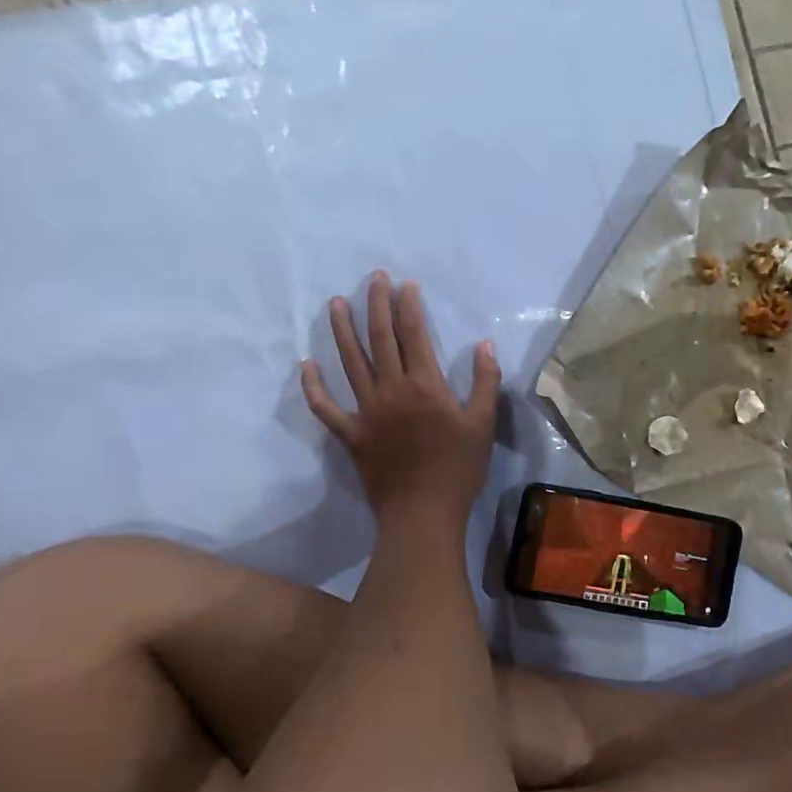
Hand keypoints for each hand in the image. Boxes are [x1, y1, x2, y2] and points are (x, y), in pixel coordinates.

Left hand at [302, 272, 501, 524]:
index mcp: (425, 385)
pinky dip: (314, 386)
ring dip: (342, 330)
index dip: (408, 306)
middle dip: (377, 305)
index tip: (405, 284)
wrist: (423, 512)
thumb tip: (484, 345)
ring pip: (350, 362)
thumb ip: (484, 381)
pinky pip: (326, 407)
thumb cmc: (459, 469)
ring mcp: (366, 411)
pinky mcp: (350, 434)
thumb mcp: (483, 424)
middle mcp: (391, 390)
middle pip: (380, 339)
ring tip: (336, 303)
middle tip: (373, 279)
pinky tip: (307, 365)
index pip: (414, 335)